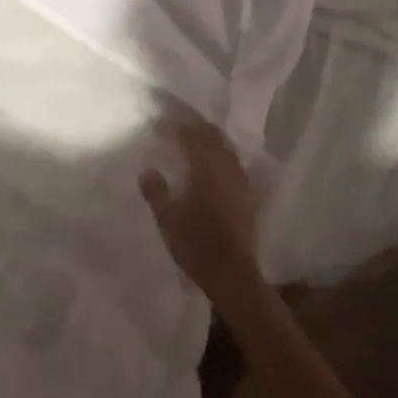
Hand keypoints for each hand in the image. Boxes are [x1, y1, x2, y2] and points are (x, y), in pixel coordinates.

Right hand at [139, 122, 259, 295]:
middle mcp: (228, 170)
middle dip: (196, 129)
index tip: (159, 124)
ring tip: (194, 145)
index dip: (176, 126)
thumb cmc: (195, 243)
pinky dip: (221, 161)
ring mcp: (243, 184)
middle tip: (177, 127)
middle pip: (215, 138)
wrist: (232, 274)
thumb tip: (147, 170)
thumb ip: (156, 191)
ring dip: (211, 143)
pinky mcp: (249, 198)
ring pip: (227, 151)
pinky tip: (212, 170)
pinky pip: (235, 167)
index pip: (192, 135)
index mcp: (207, 168)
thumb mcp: (166, 217)